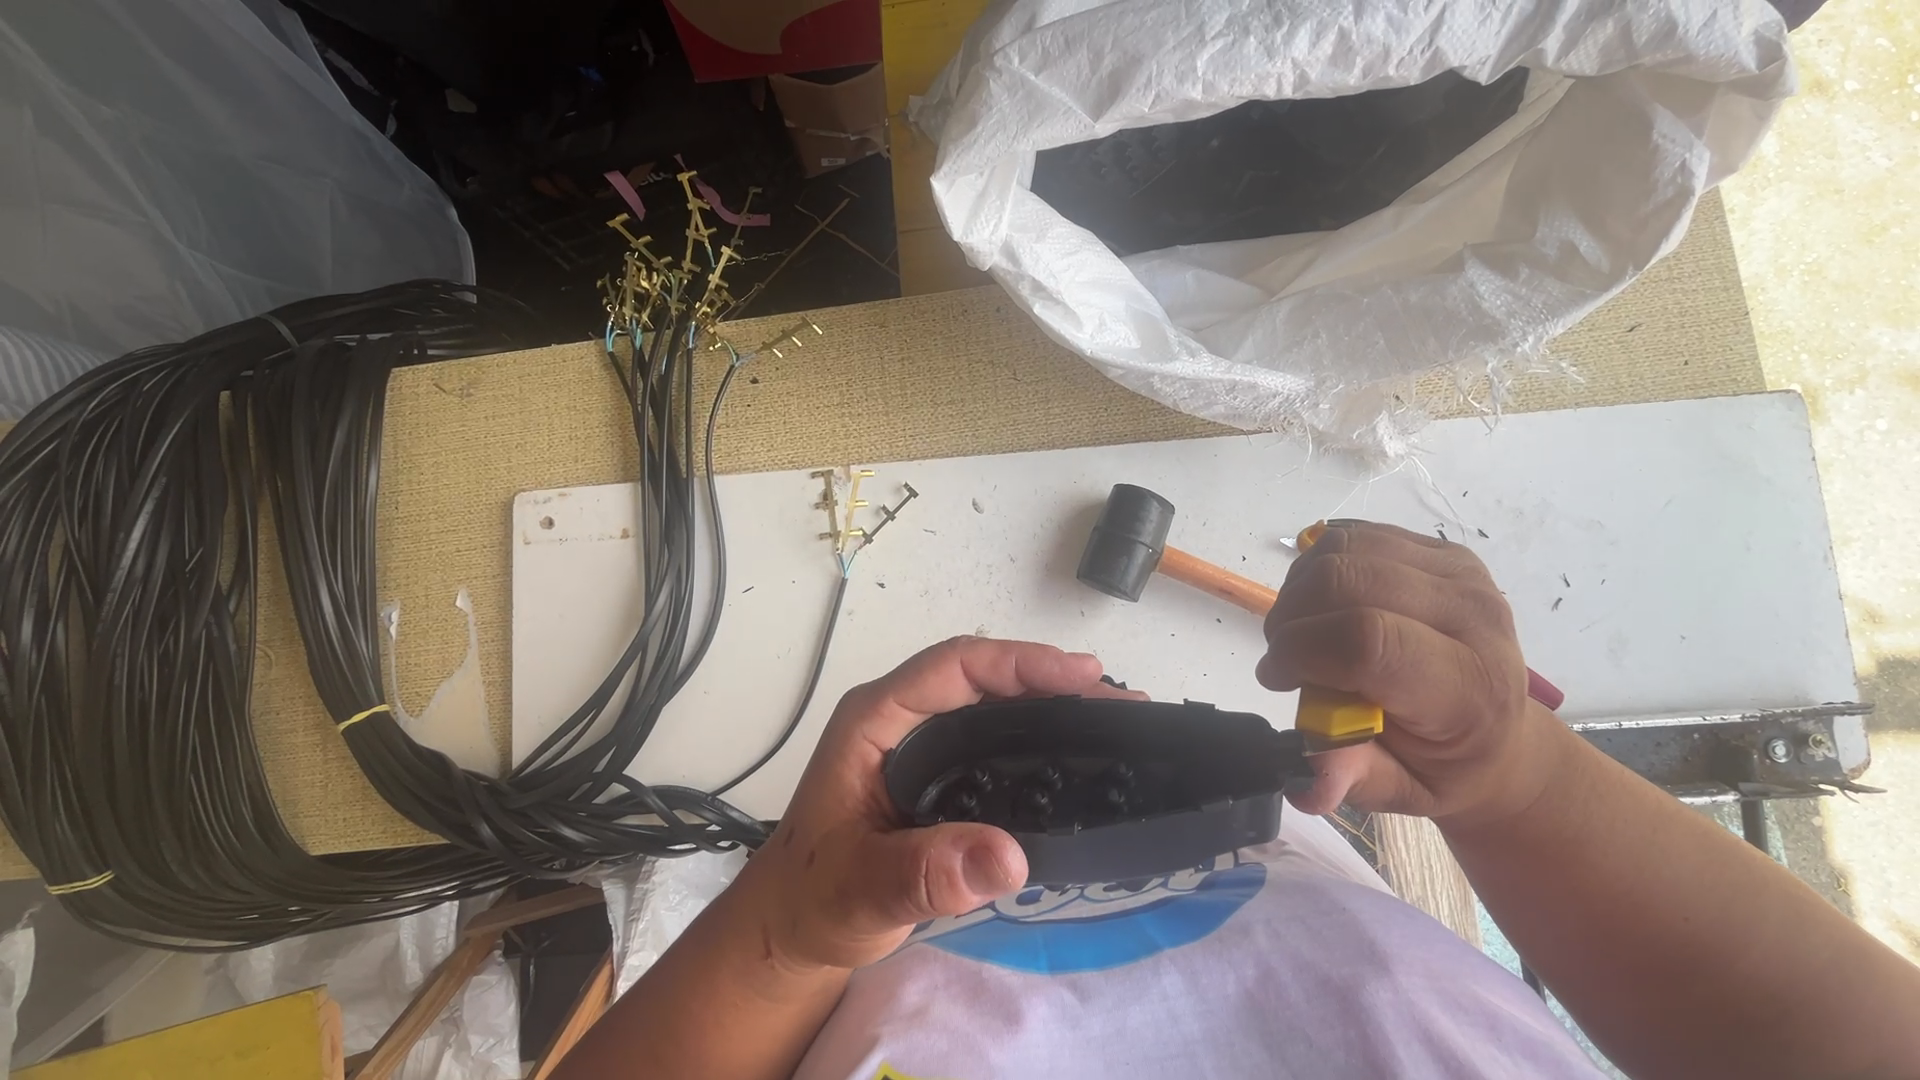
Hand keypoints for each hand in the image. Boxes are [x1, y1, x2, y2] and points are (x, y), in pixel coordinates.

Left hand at [733, 637, 1124, 971]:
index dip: (1019, 663)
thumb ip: (925, 872)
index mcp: (875, 719)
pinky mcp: (938, 773)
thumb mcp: (864, 887)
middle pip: (983, 677)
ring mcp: (920, 744)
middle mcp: (901, 718)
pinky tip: (1075, 758)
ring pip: (992, 705)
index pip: (953, 667)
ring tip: (1112, 721)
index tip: (1081, 676)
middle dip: (1051, 682)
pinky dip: (1037, 741)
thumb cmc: (815, 897)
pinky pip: (993, 741)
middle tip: (1119, 703)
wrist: (796, 925)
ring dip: (1051, 708)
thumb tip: (1010, 855)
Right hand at [1256, 520, 1562, 825]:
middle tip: (1287, 658)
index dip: (1301, 651)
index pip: (1368, 641)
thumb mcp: (1403, 791)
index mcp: (1466, 687)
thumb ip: (1354, 777)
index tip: (1278, 679)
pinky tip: (1326, 605)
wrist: (1501, 733)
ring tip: (1305, 630)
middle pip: (1345, 580)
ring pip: (1341, 549)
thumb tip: (1309, 784)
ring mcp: (1459, 575)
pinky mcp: (1442, 551)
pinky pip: (1353, 535)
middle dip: (1290, 619)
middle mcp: (1472, 617)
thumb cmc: (1442, 767)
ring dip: (1300, 589)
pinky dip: (1319, 565)